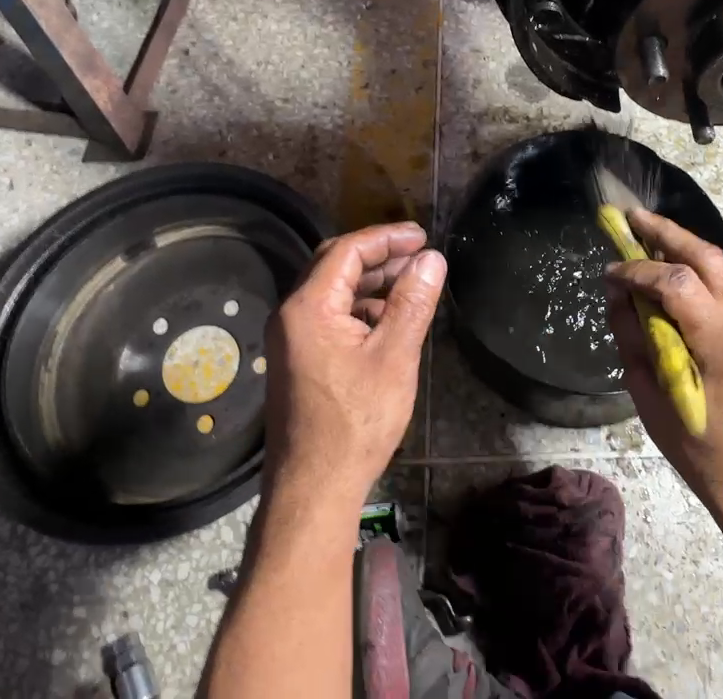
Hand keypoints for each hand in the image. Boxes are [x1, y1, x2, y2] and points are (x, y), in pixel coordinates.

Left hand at [264, 222, 446, 507]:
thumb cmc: (356, 422)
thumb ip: (412, 303)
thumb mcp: (394, 357)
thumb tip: (432, 259)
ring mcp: (290, 339)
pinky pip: (328, 317)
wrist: (314, 487)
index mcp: (308, 307)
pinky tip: (388, 322)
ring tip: (412, 285)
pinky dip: (359, 309)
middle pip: (334, 265)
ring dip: (370, 283)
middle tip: (419, 254)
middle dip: (378, 256)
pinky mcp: (297, 360)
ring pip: (332, 292)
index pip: (346, 250)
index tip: (422, 236)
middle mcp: (291, 315)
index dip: (386, 238)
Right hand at [604, 210, 722, 516]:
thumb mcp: (648, 390)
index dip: (637, 269)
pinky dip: (702, 263)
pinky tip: (677, 261)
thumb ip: (632, 333)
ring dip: (685, 242)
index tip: (610, 271)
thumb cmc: (693, 441)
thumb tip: (617, 290)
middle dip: (665, 233)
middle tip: (631, 218)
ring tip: (650, 231)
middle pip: (705, 257)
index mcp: (721, 341)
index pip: (675, 282)